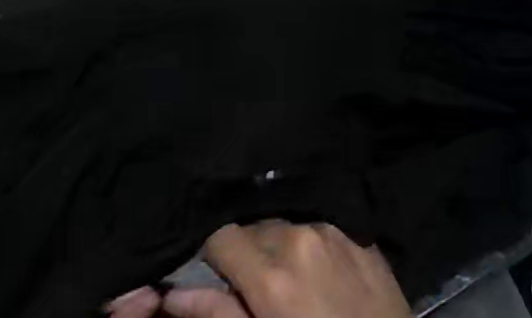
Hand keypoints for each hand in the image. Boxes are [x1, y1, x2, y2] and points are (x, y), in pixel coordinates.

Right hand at [105, 221, 409, 317]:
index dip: (211, 254)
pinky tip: (312, 266)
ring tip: (282, 277)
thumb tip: (174, 294)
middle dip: (244, 251)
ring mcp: (332, 229)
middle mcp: (300, 238)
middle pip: (254, 227)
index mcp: (272, 274)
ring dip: (275, 244)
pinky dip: (305, 240)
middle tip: (247, 285)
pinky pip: (317, 224)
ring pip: (286, 223)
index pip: (222, 235)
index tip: (211, 274)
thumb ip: (220, 315)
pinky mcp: (356, 230)